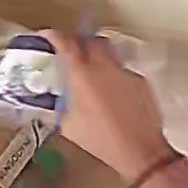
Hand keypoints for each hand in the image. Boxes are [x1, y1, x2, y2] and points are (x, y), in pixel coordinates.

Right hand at [45, 29, 172, 182]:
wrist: (141, 152)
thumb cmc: (100, 140)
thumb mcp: (68, 125)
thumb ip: (60, 105)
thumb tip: (55, 98)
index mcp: (82, 74)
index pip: (65, 42)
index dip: (53, 35)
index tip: (46, 35)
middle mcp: (104, 66)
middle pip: (89, 38)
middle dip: (77, 39)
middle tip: (69, 48)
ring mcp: (124, 71)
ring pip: (108, 50)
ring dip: (96, 51)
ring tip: (89, 65)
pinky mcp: (140, 81)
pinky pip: (122, 68)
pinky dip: (112, 72)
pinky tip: (110, 89)